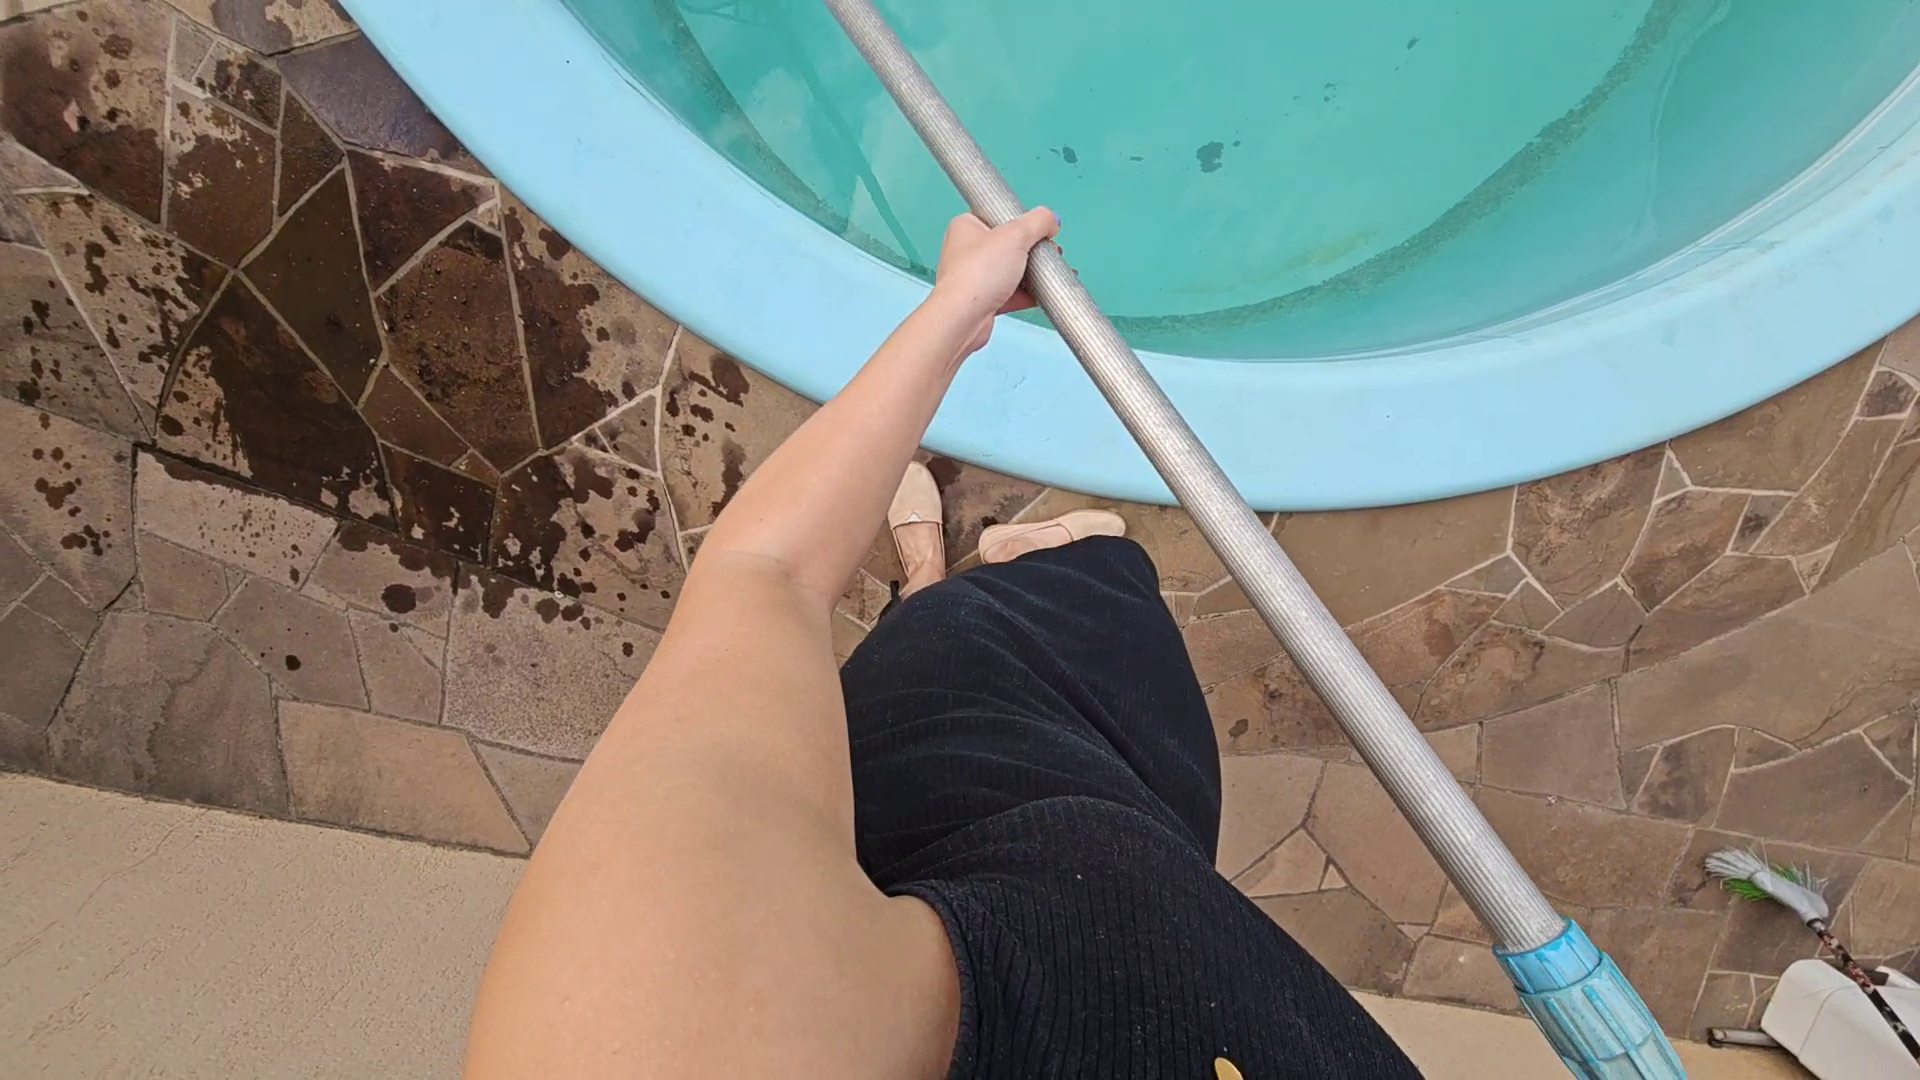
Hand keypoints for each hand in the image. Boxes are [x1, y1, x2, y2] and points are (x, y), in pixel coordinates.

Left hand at [928, 207, 1059, 355]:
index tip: (1040, 229)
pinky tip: (1044, 294)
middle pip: (1008, 245)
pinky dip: (1027, 295)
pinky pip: (1010, 295)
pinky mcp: (982, 302)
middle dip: (1032, 250)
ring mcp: (974, 278)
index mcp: (967, 227)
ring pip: (1010, 272)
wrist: (963, 319)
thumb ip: (1038, 222)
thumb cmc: (978, 273)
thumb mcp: (1015, 235)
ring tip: (1051, 272)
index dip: (1021, 221)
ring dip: (1032, 274)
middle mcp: (967, 252)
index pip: (998, 216)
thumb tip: (1051, 220)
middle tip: (1049, 252)